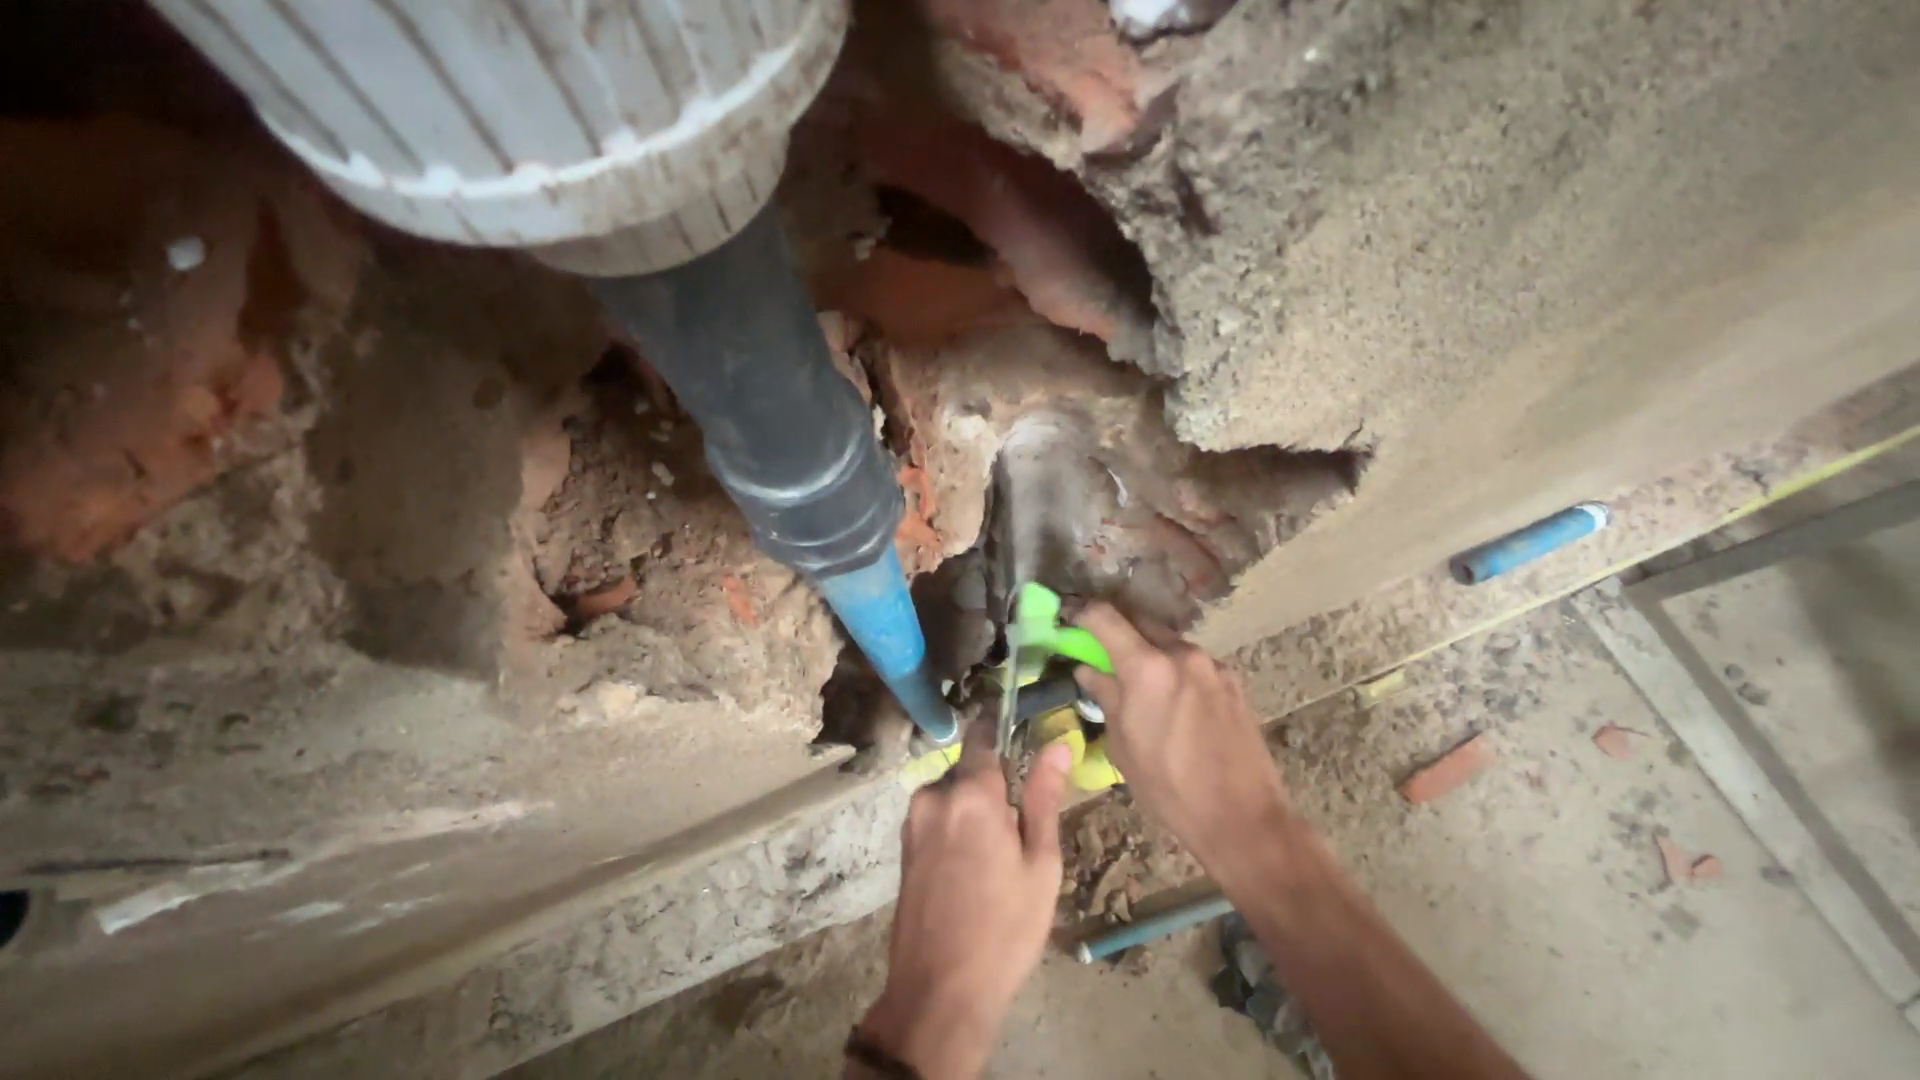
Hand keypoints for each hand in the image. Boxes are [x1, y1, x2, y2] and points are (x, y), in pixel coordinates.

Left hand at [857, 721, 1072, 1077]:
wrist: (940, 990)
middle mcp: (934, 796)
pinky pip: (937, 817)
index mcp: (971, 794)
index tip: (1025, 735)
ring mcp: (913, 821)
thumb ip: (1044, 797)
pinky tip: (972, 869)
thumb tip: (1057, 745)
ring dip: (974, 809)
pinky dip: (957, 828)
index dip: (1005, 731)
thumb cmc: (1005, 928)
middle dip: (994, 786)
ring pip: (953, 795)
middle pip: (970, 770)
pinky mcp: (903, 845)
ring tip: (998, 858)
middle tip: (1021, 828)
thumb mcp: (1040, 864)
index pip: (985, 736)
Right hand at [1072, 602, 1290, 869]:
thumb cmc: (1170, 788)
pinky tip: (1170, 699)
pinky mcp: (1232, 681)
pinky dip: (1173, 668)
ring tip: (1136, 681)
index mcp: (1147, 668)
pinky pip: (1192, 662)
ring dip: (1146, 650)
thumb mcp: (1123, 745)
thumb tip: (1088, 670)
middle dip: (1115, 630)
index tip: (1068, 621)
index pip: (1105, 616)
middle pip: (1139, 621)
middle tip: (1097, 651)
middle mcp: (1182, 654)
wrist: (1243, 817)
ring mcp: (1212, 665)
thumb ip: (1105, 697)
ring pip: (1168, 642)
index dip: (1081, 613)